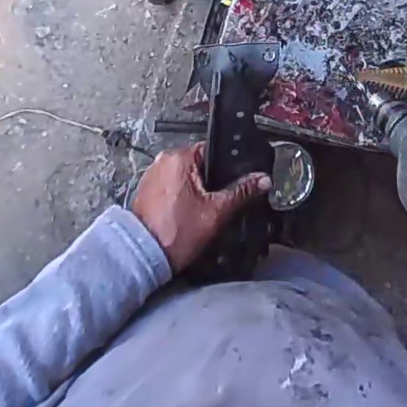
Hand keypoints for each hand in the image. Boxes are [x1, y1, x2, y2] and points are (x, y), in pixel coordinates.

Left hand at [130, 144, 270, 271]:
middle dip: (212, 182)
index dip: (227, 167)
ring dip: (197, 190)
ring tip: (202, 210)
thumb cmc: (176, 233)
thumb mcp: (216, 212)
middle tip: (218, 203)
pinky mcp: (148, 189)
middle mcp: (164, 160)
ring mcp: (153, 174)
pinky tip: (187, 214)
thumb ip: (241, 192)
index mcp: (179, 156)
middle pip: (199, 164)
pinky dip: (182, 196)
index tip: (234, 183)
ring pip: (186, 176)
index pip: (212, 150)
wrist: (144, 256)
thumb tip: (262, 180)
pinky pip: (173, 185)